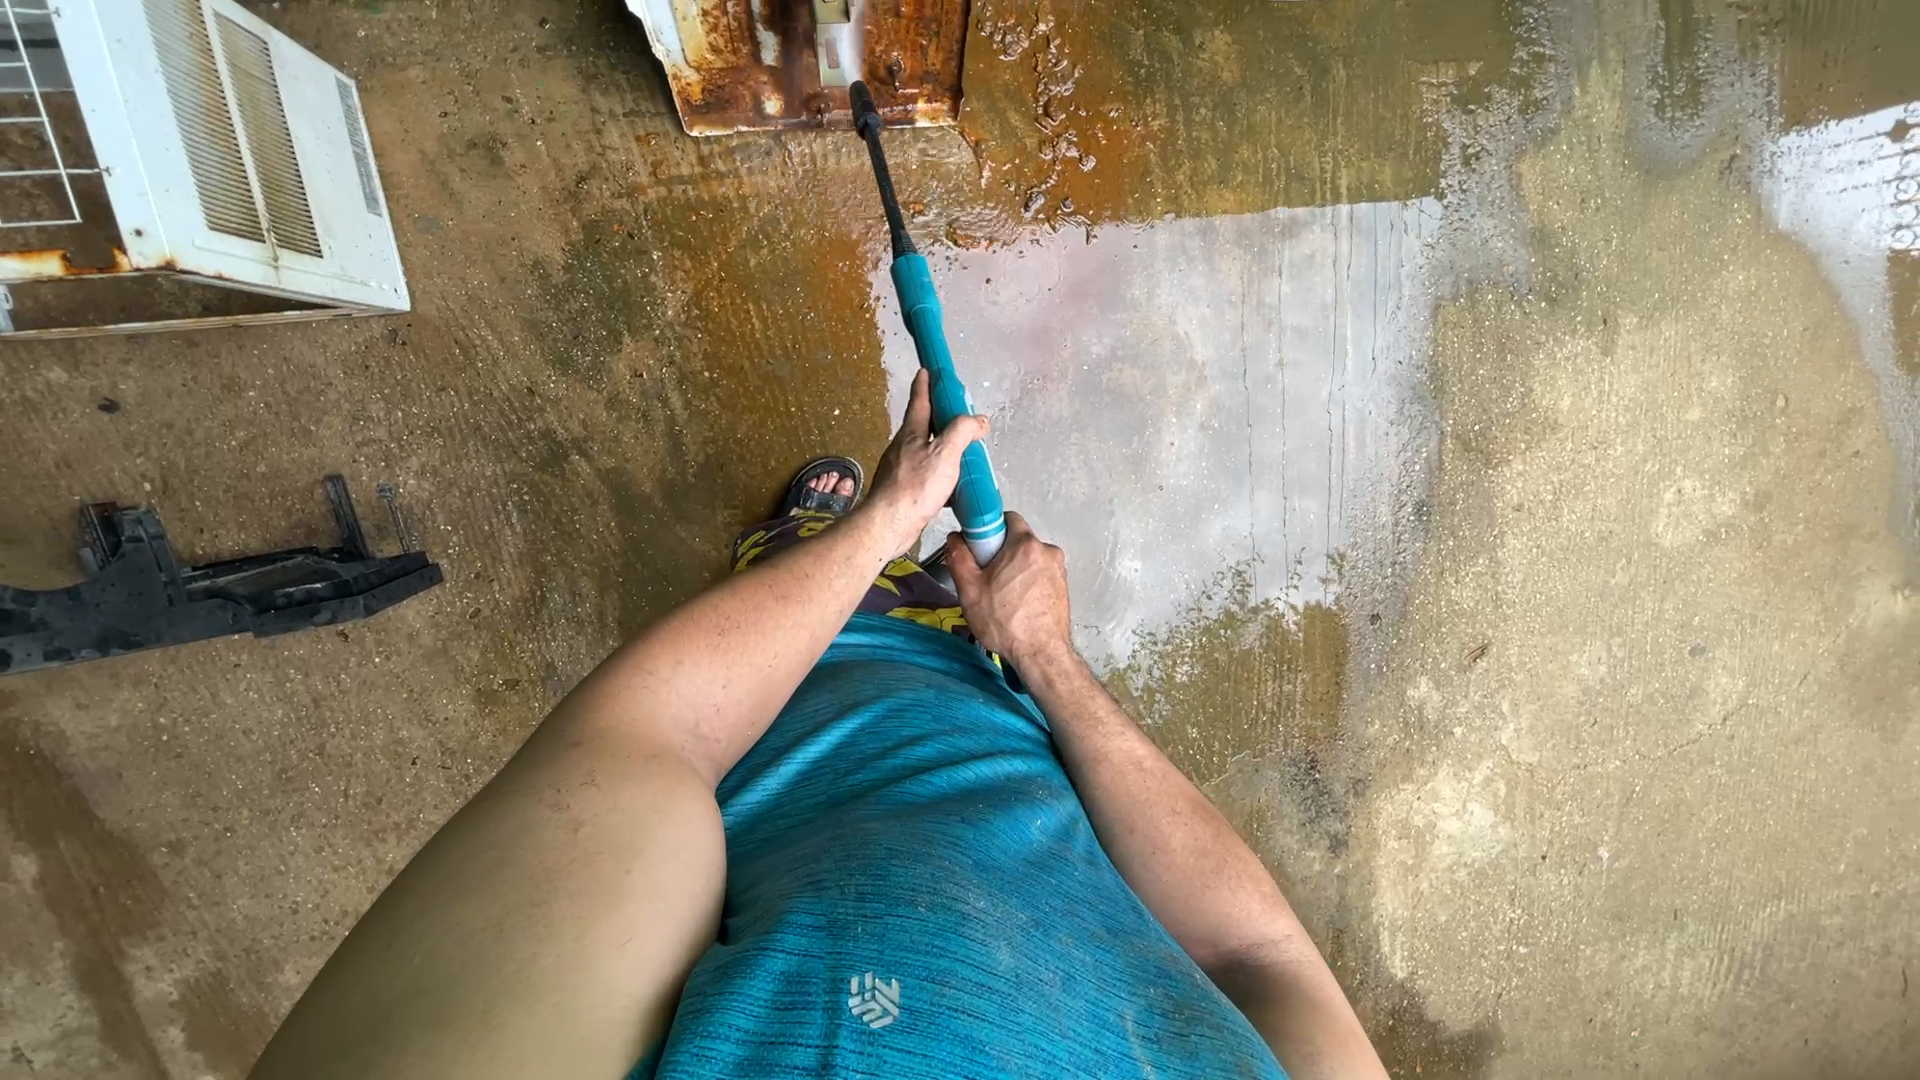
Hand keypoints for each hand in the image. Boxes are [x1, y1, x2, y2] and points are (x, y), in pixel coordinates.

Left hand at [862, 370, 988, 553]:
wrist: (890, 524)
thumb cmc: (916, 486)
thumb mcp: (945, 453)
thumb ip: (963, 432)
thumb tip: (979, 420)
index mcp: (911, 433)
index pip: (919, 401)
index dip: (924, 384)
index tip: (927, 370)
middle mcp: (903, 447)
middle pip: (922, 426)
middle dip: (937, 417)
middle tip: (955, 413)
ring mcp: (901, 469)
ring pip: (925, 452)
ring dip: (941, 449)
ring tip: (961, 453)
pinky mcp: (903, 491)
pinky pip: (926, 476)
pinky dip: (940, 475)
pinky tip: (952, 488)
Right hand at [944, 512, 1075, 670]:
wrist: (1041, 654)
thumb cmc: (1004, 621)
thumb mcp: (970, 589)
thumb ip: (959, 557)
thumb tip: (956, 538)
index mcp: (1026, 544)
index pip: (1007, 517)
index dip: (989, 528)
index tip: (978, 548)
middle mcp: (1048, 551)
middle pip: (1018, 540)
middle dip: (1001, 553)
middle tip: (986, 578)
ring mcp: (1059, 570)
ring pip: (1029, 560)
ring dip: (1014, 570)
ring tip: (1001, 597)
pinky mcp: (1063, 588)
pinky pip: (1040, 575)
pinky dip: (1028, 584)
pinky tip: (1017, 606)